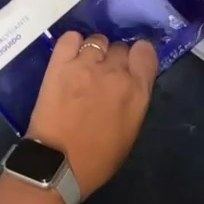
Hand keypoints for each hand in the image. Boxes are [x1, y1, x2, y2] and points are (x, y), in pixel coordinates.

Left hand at [25, 31, 156, 192]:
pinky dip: (72, 44)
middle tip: (102, 76)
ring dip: (93, 51)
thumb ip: (133, 101)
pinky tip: (69, 57)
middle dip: (113, 59)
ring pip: (97, 41)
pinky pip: (70, 38)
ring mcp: (86, 66)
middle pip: (119, 47)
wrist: (58, 165)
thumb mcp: (130, 131)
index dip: (137, 57)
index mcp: (137, 92)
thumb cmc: (98, 159)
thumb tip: (128, 85)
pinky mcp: (59, 65)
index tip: (129, 66)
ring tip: (84, 67)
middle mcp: (115, 73)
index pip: (145, 52)